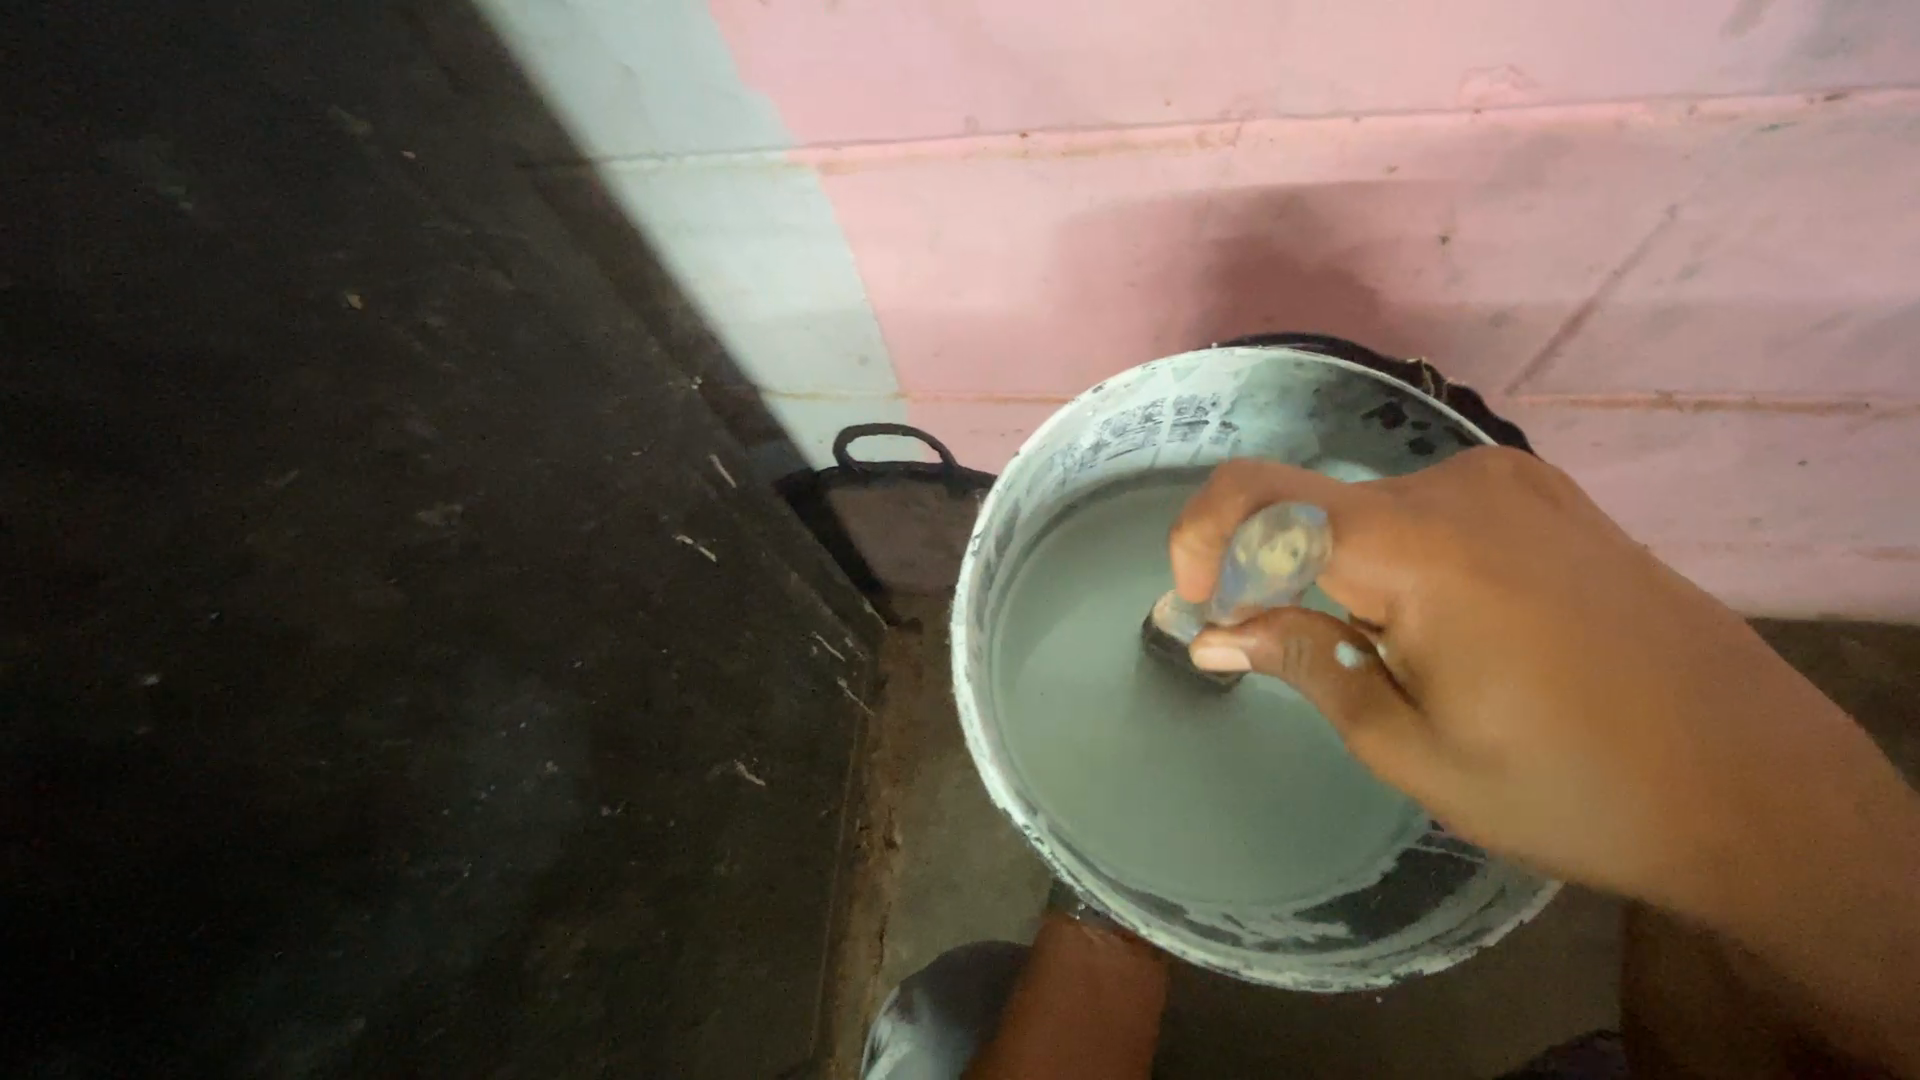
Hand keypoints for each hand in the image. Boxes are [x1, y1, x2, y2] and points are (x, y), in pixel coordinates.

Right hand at [1169, 448, 1917, 926]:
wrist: (1766, 793)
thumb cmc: (1571, 787)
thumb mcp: (1408, 745)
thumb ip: (1302, 663)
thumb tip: (1212, 633)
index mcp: (1415, 546)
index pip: (1255, 497)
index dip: (1197, 541)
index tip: (1199, 608)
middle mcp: (1456, 486)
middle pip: (1305, 506)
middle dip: (1266, 574)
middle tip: (1276, 651)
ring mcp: (1508, 481)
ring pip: (1361, 511)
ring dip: (1333, 572)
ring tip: (1383, 655)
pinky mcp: (1543, 495)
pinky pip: (1422, 510)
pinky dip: (1388, 557)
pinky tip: (1439, 626)